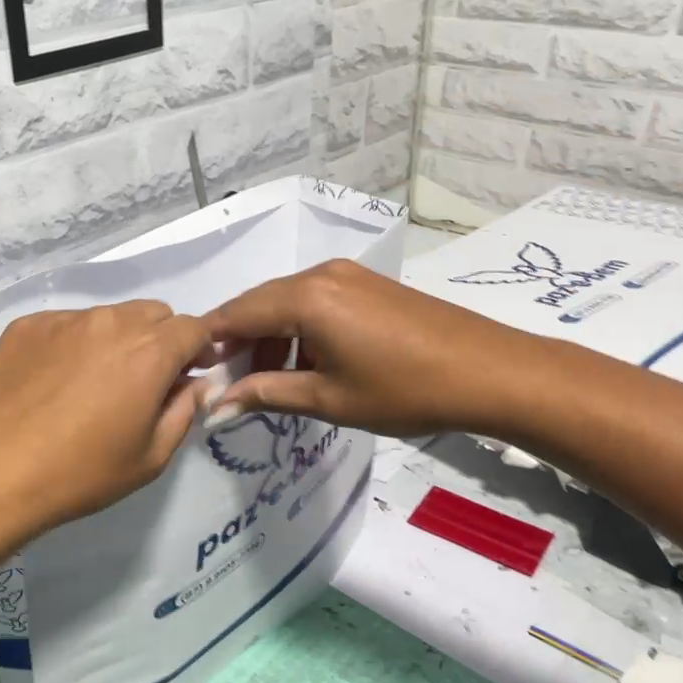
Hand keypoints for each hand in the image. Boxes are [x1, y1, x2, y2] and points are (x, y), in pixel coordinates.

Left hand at [0, 301, 212, 535]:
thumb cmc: (81, 473)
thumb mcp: (151, 457)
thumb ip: (184, 411)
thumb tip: (196, 384)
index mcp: (149, 352)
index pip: (193, 328)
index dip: (199, 349)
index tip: (190, 373)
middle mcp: (109, 322)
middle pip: (152, 313)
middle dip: (160, 339)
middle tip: (144, 381)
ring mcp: (63, 319)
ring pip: (107, 316)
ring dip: (116, 340)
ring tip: (93, 384)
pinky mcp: (26, 326)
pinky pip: (66, 324)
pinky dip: (73, 344)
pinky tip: (53, 383)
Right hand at [203, 259, 542, 437]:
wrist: (491, 372)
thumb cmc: (404, 390)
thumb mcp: (328, 399)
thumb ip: (266, 395)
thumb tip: (215, 408)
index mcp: (304, 298)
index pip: (235, 314)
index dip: (209, 344)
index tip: (192, 374)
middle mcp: (320, 275)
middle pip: (258, 304)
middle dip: (239, 344)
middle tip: (229, 386)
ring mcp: (346, 275)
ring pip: (286, 304)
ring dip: (270, 340)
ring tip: (271, 383)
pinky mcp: (366, 284)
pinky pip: (314, 302)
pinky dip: (298, 331)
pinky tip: (307, 365)